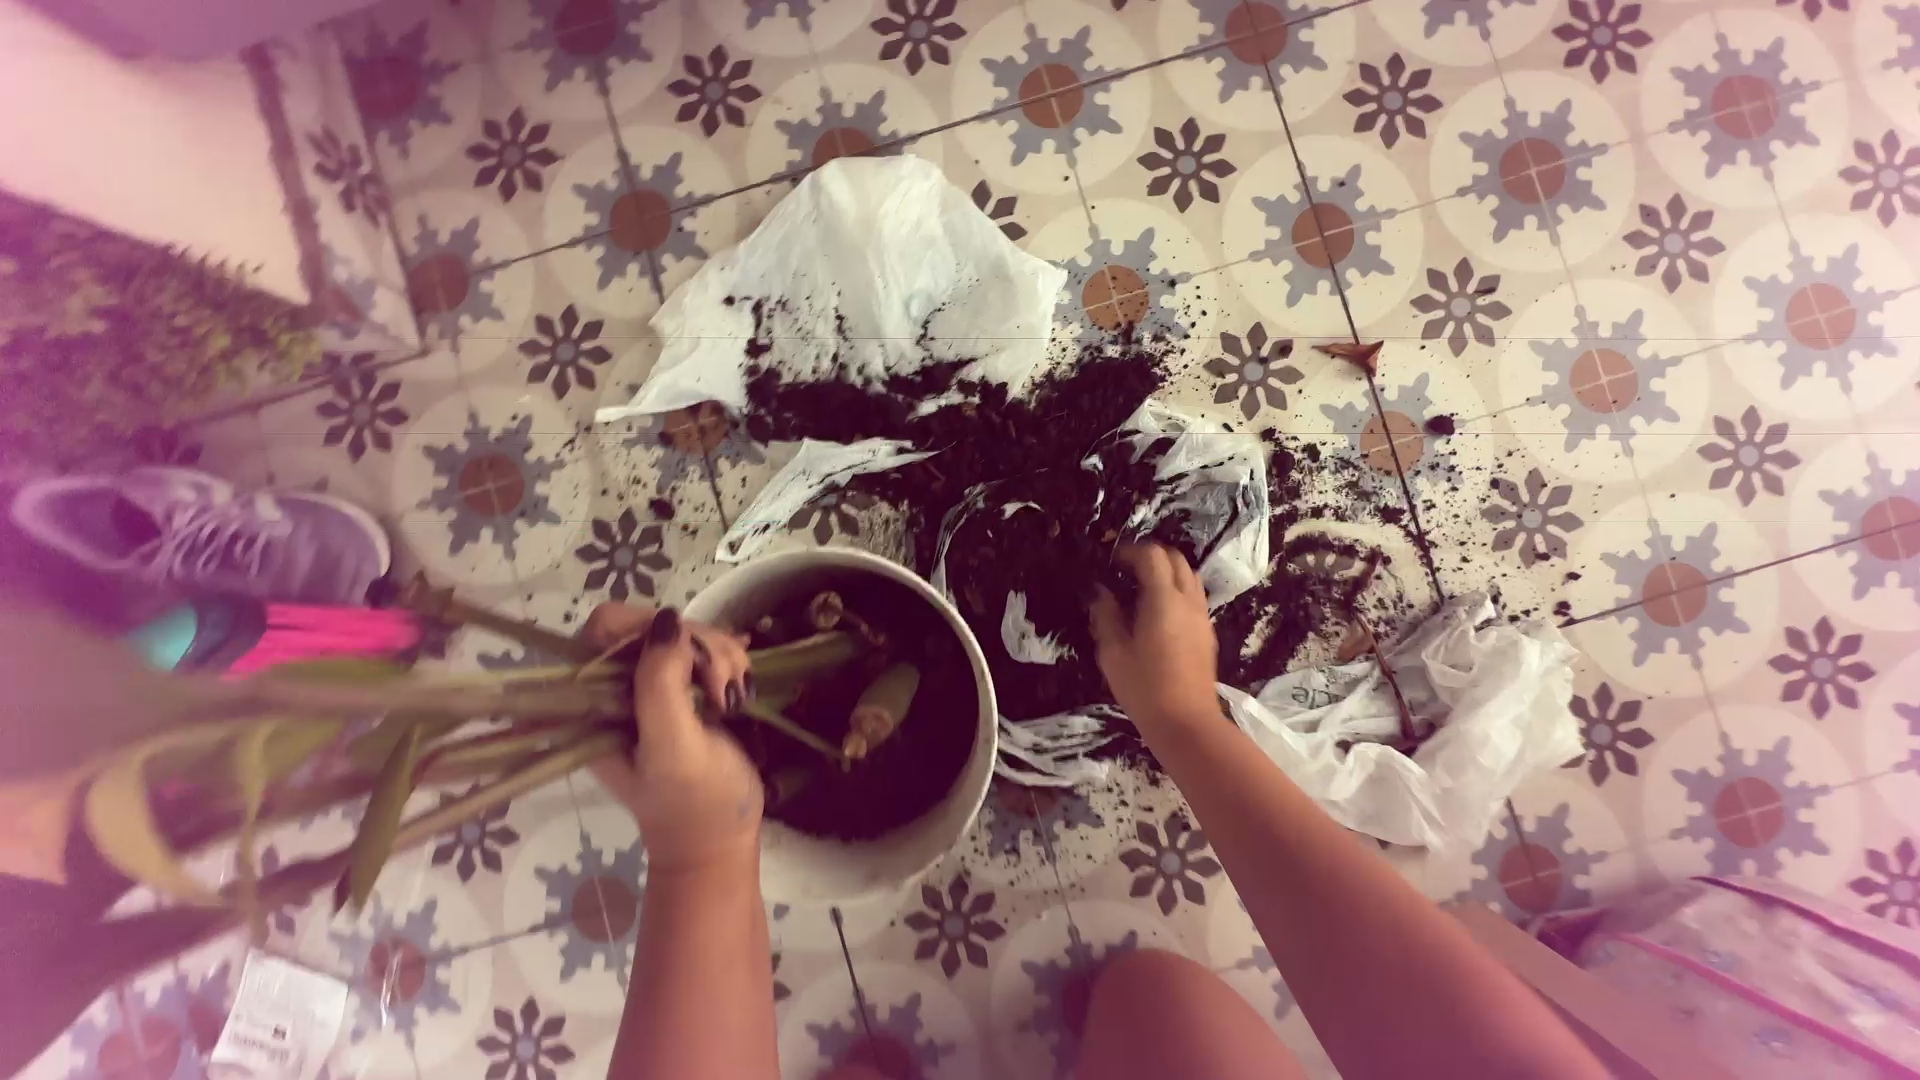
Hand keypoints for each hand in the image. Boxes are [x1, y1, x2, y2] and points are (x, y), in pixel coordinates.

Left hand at [582, 603, 762, 872]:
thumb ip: (660, 685)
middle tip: (724, 691)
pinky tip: (743, 685)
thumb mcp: (674, 748)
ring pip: (688, 634)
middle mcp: (620, 688)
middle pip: (655, 625)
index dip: (650, 631)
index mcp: (596, 702)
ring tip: (736, 699)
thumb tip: (666, 620)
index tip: (688, 660)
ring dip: (723, 655)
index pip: (607, 628)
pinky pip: (709, 649)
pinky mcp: (689, 690)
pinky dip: (732, 659)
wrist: (724, 841)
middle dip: (699, 645)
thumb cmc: (696, 804)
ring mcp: (657, 687)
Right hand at [1088, 543, 1219, 730]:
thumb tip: (1100, 591)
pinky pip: (1193, 596)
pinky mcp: (1206, 632)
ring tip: (1140, 587)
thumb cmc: (1143, 687)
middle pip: (1175, 558)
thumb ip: (1106, 614)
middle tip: (1125, 568)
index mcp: (1163, 599)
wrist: (1185, 722)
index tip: (1110, 561)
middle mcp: (1187, 600)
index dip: (1129, 550)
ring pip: (1188, 576)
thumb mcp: (1112, 651)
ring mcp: (1201, 616)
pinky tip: (1156, 610)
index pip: (1151, 555)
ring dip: (1166, 571)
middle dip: (1150, 555)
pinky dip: (1175, 590)